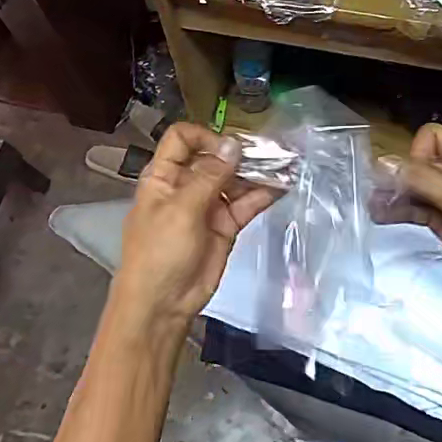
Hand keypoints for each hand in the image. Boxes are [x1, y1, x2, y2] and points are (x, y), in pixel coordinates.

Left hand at [111, 124, 277, 328]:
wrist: (162, 304)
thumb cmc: (159, 253)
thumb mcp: (181, 210)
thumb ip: (210, 176)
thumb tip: (233, 146)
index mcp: (164, 177)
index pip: (182, 140)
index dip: (206, 137)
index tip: (230, 148)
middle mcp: (186, 186)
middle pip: (215, 159)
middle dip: (240, 155)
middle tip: (269, 154)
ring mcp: (207, 206)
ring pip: (234, 181)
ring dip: (256, 174)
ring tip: (282, 168)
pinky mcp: (225, 225)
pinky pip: (246, 204)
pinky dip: (262, 195)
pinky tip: (280, 188)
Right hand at [381, 123, 441, 292]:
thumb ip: (423, 180)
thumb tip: (385, 165)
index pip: (434, 137)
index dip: (419, 153)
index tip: (415, 177)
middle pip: (419, 161)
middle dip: (400, 175)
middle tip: (378, 190)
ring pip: (413, 185)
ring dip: (394, 193)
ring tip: (374, 204)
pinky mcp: (440, 217)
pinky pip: (414, 206)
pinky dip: (398, 209)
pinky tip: (381, 215)